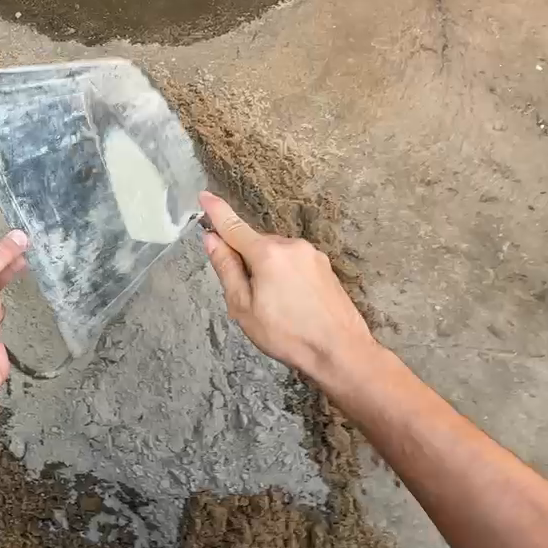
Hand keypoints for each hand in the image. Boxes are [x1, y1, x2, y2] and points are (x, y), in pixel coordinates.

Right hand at [199, 192, 380, 385]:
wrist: (343, 352)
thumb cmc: (288, 335)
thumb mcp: (243, 307)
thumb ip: (226, 269)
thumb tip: (212, 239)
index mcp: (267, 254)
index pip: (233, 226)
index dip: (216, 211)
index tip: (204, 195)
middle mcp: (290, 245)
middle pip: (254, 244)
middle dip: (244, 260)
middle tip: (247, 297)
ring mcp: (311, 254)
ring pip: (274, 254)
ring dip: (266, 269)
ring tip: (274, 306)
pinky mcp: (324, 265)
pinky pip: (293, 261)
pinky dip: (284, 274)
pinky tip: (291, 302)